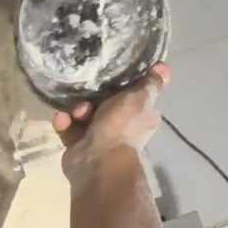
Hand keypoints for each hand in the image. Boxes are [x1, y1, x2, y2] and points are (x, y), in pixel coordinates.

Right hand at [52, 63, 171, 184]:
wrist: (98, 160)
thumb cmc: (122, 126)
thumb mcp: (141, 97)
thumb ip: (151, 82)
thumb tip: (164, 67)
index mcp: (141, 115)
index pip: (134, 93)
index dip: (123, 83)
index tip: (113, 73)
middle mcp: (122, 126)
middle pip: (105, 101)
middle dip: (94, 96)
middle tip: (90, 95)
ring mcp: (99, 136)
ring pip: (84, 113)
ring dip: (76, 109)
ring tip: (76, 112)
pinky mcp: (78, 144)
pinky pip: (69, 127)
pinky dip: (65, 123)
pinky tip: (63, 119)